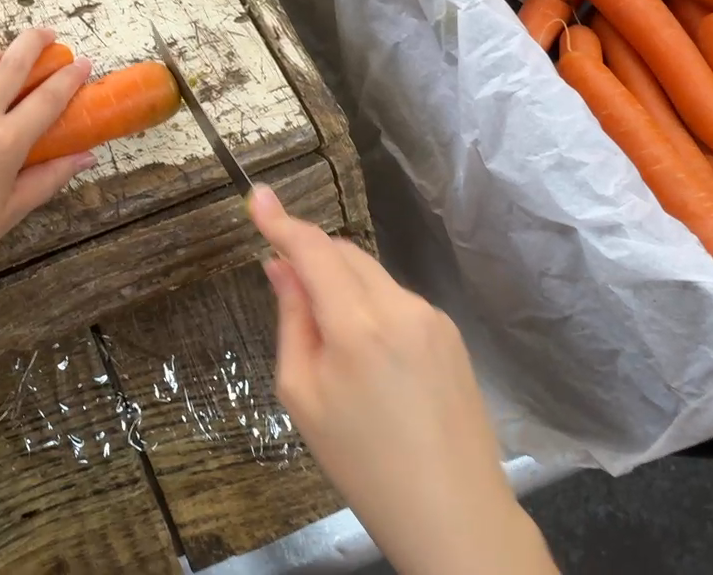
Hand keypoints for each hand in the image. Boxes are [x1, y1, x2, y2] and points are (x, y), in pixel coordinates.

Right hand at [250, 187, 555, 574]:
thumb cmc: (362, 461)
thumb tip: (281, 267)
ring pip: (370, 275)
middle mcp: (401, 308)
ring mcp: (433, 319)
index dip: (280, 220)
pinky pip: (395, 299)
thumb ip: (292, 319)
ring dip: (339, 283)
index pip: (313, 249)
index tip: (257, 195)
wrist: (455, 517)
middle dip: (309, 255)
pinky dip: (368, 304)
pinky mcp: (451, 335)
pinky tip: (368, 358)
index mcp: (358, 325)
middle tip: (283, 285)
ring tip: (331, 344)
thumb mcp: (302, 393)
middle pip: (343, 253)